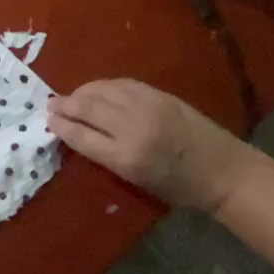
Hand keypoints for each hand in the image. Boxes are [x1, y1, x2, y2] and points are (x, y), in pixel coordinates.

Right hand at [48, 79, 257, 212]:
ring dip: (82, 92)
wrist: (225, 173)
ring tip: (72, 96)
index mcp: (125, 157)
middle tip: (51, 104)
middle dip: (65, 104)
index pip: (80, 135)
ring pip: (102, 90)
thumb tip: (79, 135)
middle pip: (87, 108)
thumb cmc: (180, 189)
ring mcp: (147, 107)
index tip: (48, 120)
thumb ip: (106, 155)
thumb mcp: (136, 180)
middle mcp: (132, 128)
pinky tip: (98, 90)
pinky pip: (122, 84)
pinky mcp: (160, 95)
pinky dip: (104, 86)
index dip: (60, 126)